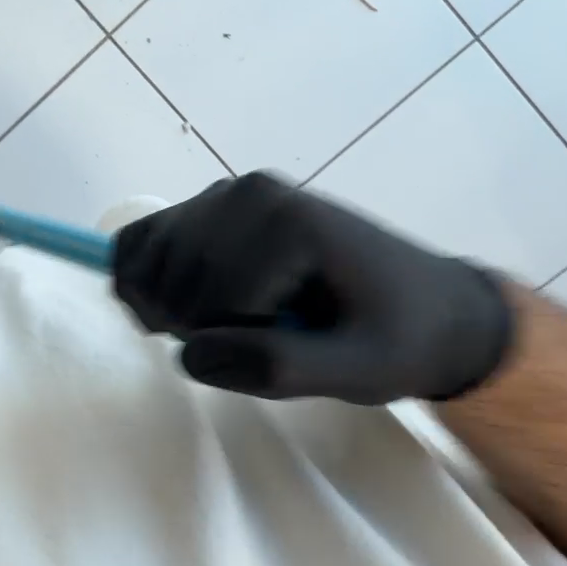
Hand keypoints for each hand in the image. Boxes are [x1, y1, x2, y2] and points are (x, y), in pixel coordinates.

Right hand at [112, 172, 511, 403]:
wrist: (431, 307)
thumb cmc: (397, 339)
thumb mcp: (358, 371)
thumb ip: (279, 366)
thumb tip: (190, 354)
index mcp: (287, 224)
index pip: (207, 301)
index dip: (226, 346)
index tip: (278, 355)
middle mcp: (243, 194)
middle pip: (168, 281)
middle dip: (194, 327)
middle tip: (252, 343)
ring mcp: (220, 195)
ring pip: (142, 264)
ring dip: (166, 309)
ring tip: (223, 324)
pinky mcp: (204, 207)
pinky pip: (135, 243)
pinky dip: (138, 281)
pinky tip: (175, 304)